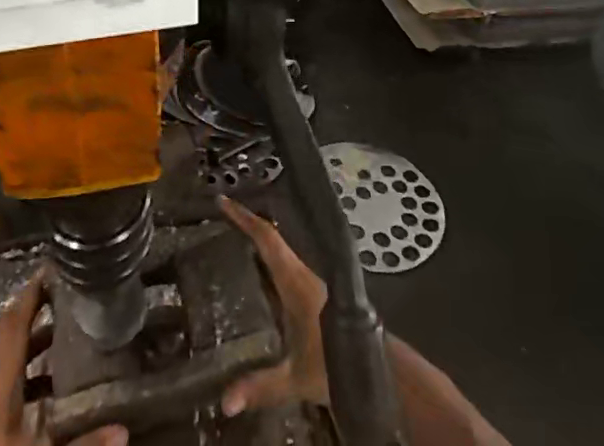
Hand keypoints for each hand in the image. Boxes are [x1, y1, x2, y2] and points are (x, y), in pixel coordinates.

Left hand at [0, 269, 127, 445]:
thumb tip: (124, 430)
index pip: (11, 330)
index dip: (28, 298)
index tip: (50, 271)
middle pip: (11, 346)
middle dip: (40, 322)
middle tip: (72, 304)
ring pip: (11, 372)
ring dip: (38, 354)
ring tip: (72, 344)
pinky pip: (11, 396)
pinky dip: (34, 384)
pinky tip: (57, 397)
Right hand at [217, 196, 329, 414]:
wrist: (383, 375)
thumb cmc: (339, 367)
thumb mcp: (296, 378)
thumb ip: (261, 386)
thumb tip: (225, 402)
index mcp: (296, 282)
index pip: (267, 239)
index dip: (244, 218)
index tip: (223, 201)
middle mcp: (304, 274)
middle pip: (273, 238)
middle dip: (247, 222)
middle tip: (220, 214)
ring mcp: (312, 281)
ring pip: (282, 249)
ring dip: (259, 238)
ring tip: (231, 234)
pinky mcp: (317, 292)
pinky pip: (286, 263)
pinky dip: (268, 256)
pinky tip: (256, 269)